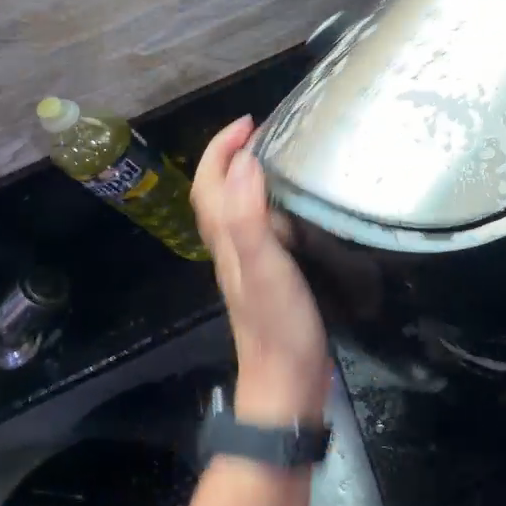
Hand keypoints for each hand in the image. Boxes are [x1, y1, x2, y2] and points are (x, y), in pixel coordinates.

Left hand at [193, 117, 328, 422]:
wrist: (287, 382)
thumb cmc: (278, 325)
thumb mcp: (265, 269)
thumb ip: (249, 219)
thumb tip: (244, 163)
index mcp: (227, 242)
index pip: (210, 185)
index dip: (221, 149)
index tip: (250, 122)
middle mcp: (232, 249)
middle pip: (218, 193)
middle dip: (232, 156)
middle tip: (267, 134)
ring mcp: (250, 264)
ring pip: (238, 209)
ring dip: (249, 178)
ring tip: (281, 158)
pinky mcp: (271, 277)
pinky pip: (261, 227)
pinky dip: (269, 205)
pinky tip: (296, 208)